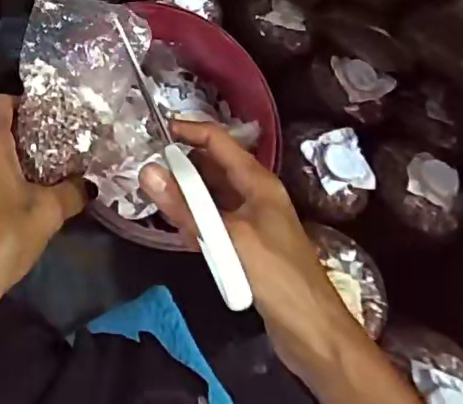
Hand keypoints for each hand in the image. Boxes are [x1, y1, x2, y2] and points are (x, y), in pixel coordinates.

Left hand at [0, 95, 87, 305]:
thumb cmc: (3, 235)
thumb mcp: (48, 213)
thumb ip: (72, 192)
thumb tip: (89, 184)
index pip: (3, 102)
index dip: (24, 104)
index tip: (46, 119)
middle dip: (17, 136)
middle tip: (46, 152)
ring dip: (0, 162)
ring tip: (27, 181)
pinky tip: (1, 209)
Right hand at [141, 122, 376, 387]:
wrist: (314, 333)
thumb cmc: (277, 276)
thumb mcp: (228, 238)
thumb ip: (186, 207)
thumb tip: (147, 172)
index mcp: (258, 181)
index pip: (219, 141)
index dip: (190, 130)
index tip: (159, 129)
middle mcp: (255, 194)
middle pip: (215, 167)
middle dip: (185, 165)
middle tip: (151, 169)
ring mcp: (253, 220)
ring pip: (213, 196)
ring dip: (189, 196)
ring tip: (159, 199)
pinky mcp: (249, 246)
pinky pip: (217, 223)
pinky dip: (198, 223)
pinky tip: (181, 233)